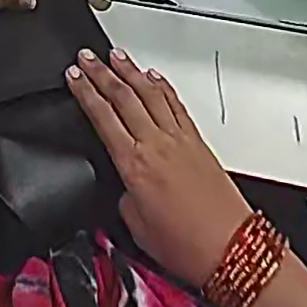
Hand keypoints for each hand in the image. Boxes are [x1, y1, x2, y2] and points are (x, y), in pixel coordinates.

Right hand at [67, 48, 252, 287]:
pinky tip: (153, 76)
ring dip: (130, 70)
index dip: (84, 91)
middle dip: (100, 71)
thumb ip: (124, 194)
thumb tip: (125, 183)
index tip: (73, 75)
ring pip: (149, 92)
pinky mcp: (198, 142)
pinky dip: (162, 85)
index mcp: (133, 164)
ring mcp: (178, 139)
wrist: (233, 252)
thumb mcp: (135, 224)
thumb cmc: (187, 246)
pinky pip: (175, 104)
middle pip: (123, 95)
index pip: (101, 115)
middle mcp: (155, 145)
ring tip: (116, 54)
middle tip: (87, 55)